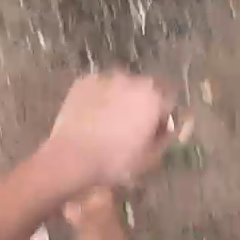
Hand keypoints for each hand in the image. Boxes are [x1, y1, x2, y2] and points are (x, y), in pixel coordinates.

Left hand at [39, 72, 174, 189]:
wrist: (72, 156)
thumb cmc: (115, 161)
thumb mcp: (149, 159)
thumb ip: (164, 139)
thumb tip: (166, 129)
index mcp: (153, 98)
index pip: (168, 103)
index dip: (162, 119)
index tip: (153, 134)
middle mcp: (132, 80)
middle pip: (145, 90)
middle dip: (142, 105)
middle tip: (131, 128)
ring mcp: (106, 77)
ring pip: (120, 86)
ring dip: (120, 99)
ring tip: (109, 122)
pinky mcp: (84, 80)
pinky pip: (99, 87)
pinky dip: (99, 97)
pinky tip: (92, 116)